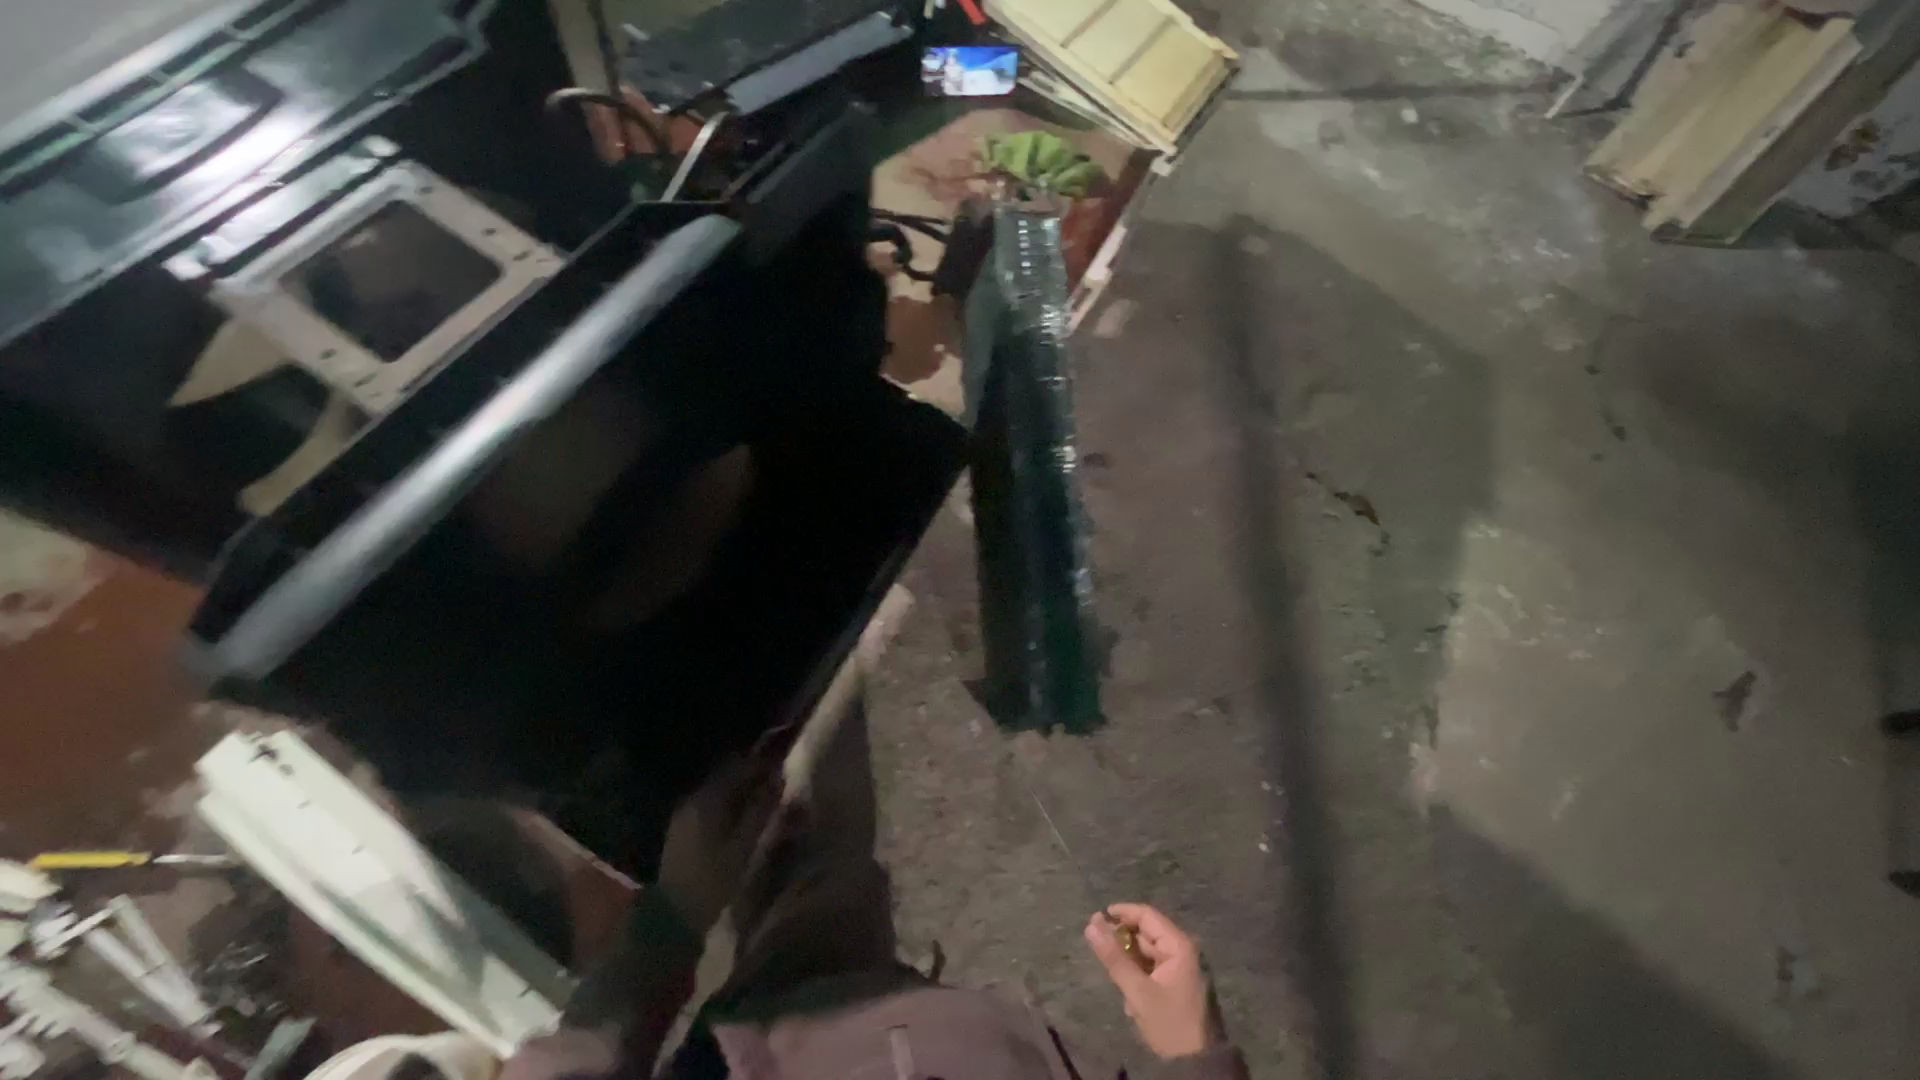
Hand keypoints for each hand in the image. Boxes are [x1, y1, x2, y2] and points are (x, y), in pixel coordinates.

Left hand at [655, 751, 783, 932]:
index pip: (740, 765)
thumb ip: (763, 808)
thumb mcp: (748, 845)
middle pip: (726, 778)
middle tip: (778, 784)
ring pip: (717, 794)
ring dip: (739, 795)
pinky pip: (708, 810)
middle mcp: (691, 801)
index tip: (786, 766)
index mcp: (708, 799)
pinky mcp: (679, 837)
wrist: (676, 923)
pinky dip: (727, 810)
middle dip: (752, 778)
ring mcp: (681, 819)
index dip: (765, 763)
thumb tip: (778, 778)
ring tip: (763, 803)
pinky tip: (741, 822)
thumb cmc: (717, 883)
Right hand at [1085, 903, 1223, 1059]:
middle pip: (1146, 933)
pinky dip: (1137, 974)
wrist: (1197, 1065)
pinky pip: (1152, 969)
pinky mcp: (1177, 984)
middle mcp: (1182, 951)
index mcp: (1179, 946)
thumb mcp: (1138, 992)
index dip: (1122, 912)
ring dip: (1129, 960)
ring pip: (1147, 952)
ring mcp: (1181, 968)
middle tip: (1097, 945)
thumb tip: (1091, 924)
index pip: (1147, 915)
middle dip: (1122, 938)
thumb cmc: (1170, 1023)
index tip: (1097, 916)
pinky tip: (1129, 993)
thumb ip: (1114, 957)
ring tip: (1112, 972)